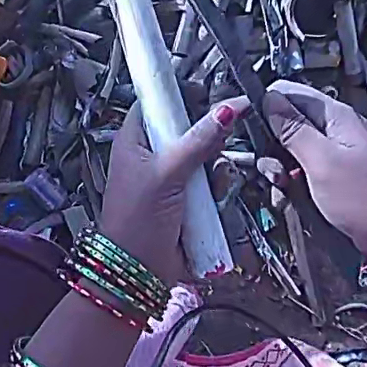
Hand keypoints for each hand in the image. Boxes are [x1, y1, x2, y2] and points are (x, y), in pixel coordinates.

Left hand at [97, 98, 246, 284]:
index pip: (157, 102)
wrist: (139, 272)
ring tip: (211, 186)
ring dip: (214, 170)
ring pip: (206, 157)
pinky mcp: (189, 199)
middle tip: (212, 151)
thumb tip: (230, 108)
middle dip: (208, 139)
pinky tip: (214, 201)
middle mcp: (153, 154)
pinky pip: (211, 183)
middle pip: (189, 128)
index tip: (206, 95)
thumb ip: (200, 140)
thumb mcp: (167, 173)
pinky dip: (216, 189)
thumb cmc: (138, 218)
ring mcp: (172, 178)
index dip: (179, 95)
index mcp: (135, 139)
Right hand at [262, 80, 366, 256]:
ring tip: (284, 186)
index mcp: (334, 116)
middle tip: (276, 170)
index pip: (288, 92)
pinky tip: (289, 196)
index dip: (265, 107)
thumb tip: (269, 98)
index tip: (252, 132)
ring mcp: (331, 151)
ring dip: (278, 167)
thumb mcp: (322, 161)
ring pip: (287, 148)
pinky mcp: (329, 173)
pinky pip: (298, 169)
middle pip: (285, 122)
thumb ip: (293, 129)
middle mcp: (332, 129)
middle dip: (271, 145)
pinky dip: (289, 182)